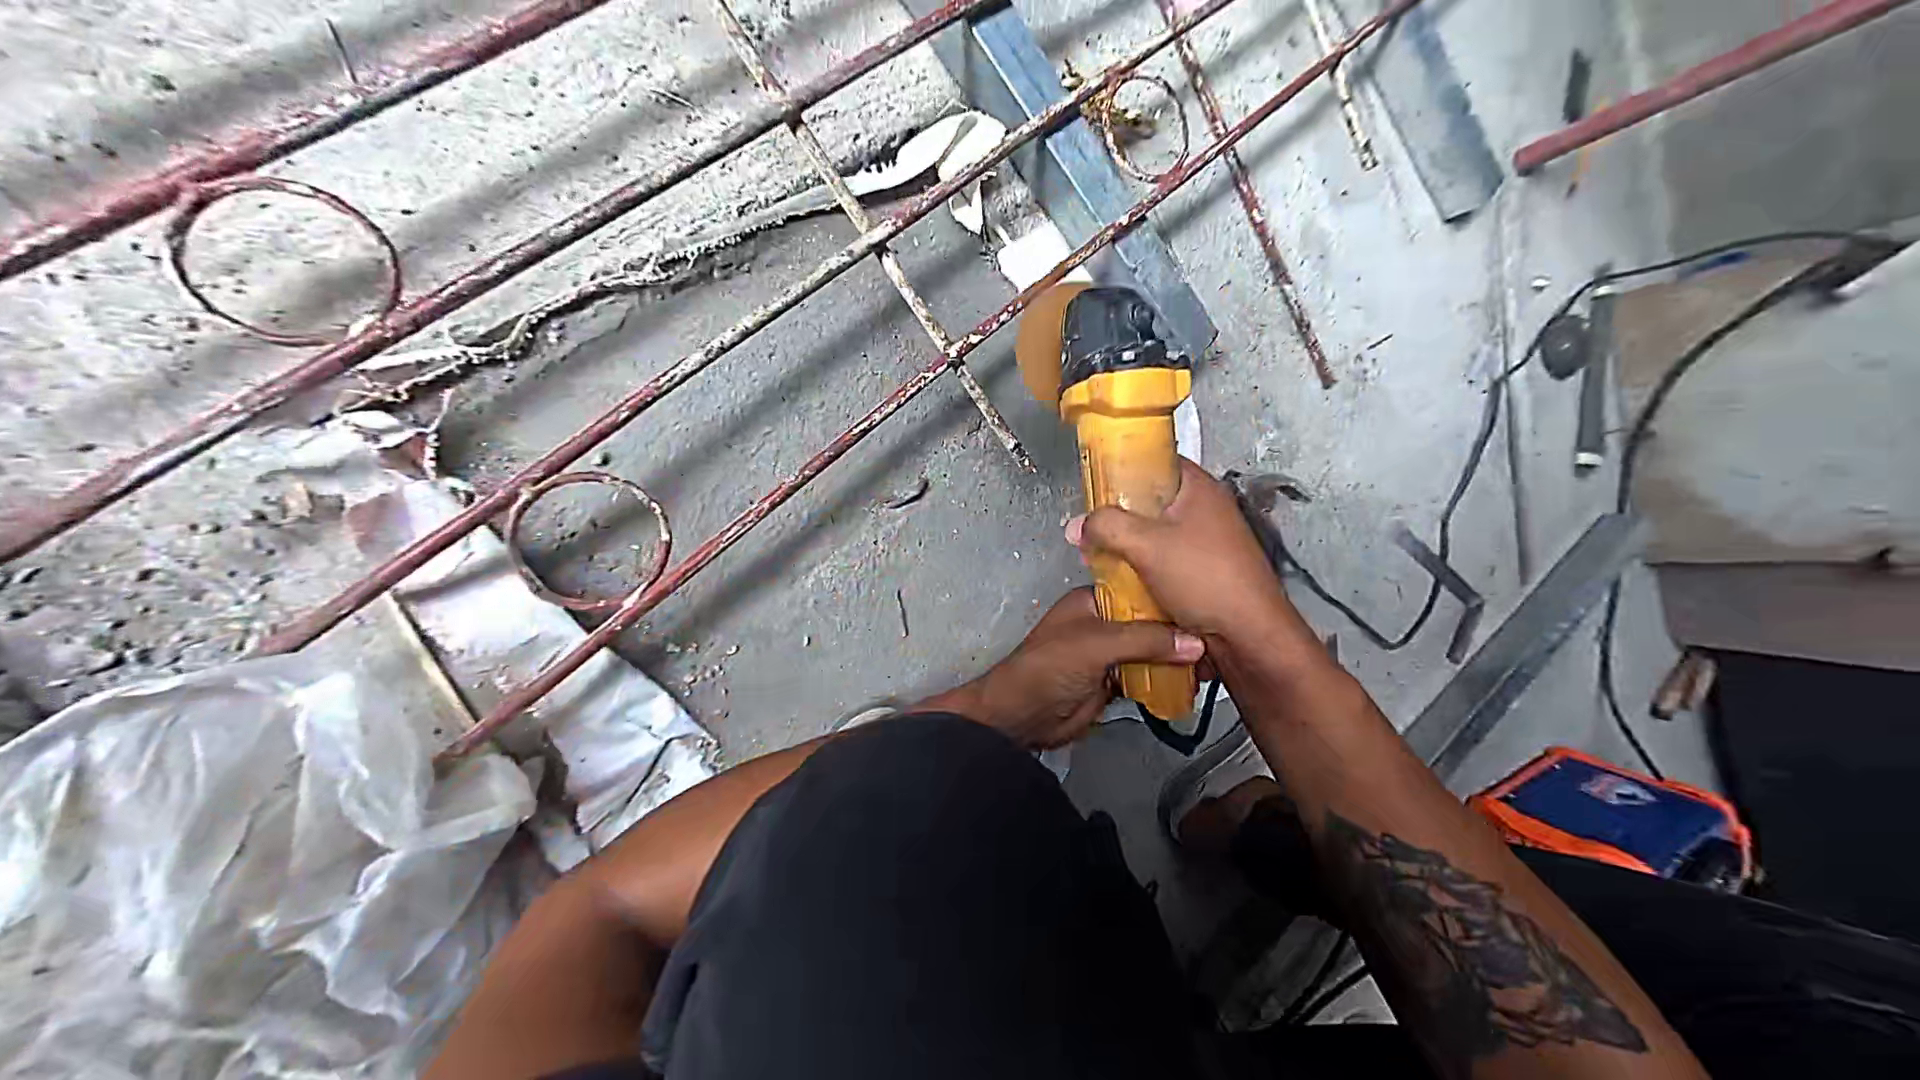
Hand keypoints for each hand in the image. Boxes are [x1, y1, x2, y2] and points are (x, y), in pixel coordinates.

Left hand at [916, 588, 1202, 748]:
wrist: (1022, 717)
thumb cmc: (1050, 667)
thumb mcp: (1097, 644)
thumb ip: (1145, 640)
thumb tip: (1196, 642)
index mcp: (1092, 602)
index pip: (1138, 589)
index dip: (1169, 594)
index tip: (1207, 600)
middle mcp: (1102, 623)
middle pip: (1149, 622)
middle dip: (1179, 629)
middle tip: (1220, 635)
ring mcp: (1108, 654)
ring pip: (1151, 650)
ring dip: (1176, 657)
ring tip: (1215, 659)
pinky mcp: (1112, 682)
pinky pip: (1146, 676)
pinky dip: (1166, 680)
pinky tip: (1193, 682)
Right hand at [1066, 457, 1305, 655]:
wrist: (1248, 636)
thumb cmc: (1203, 579)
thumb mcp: (1145, 545)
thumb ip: (1106, 527)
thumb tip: (1077, 525)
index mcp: (1199, 489)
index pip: (1157, 462)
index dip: (1124, 469)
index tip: (1096, 487)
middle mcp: (1207, 510)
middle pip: (1152, 500)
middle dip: (1118, 516)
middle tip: (1092, 531)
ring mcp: (1208, 542)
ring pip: (1156, 533)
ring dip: (1128, 545)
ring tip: (1100, 558)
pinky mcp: (1206, 571)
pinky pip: (1165, 559)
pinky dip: (1143, 567)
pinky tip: (1123, 581)